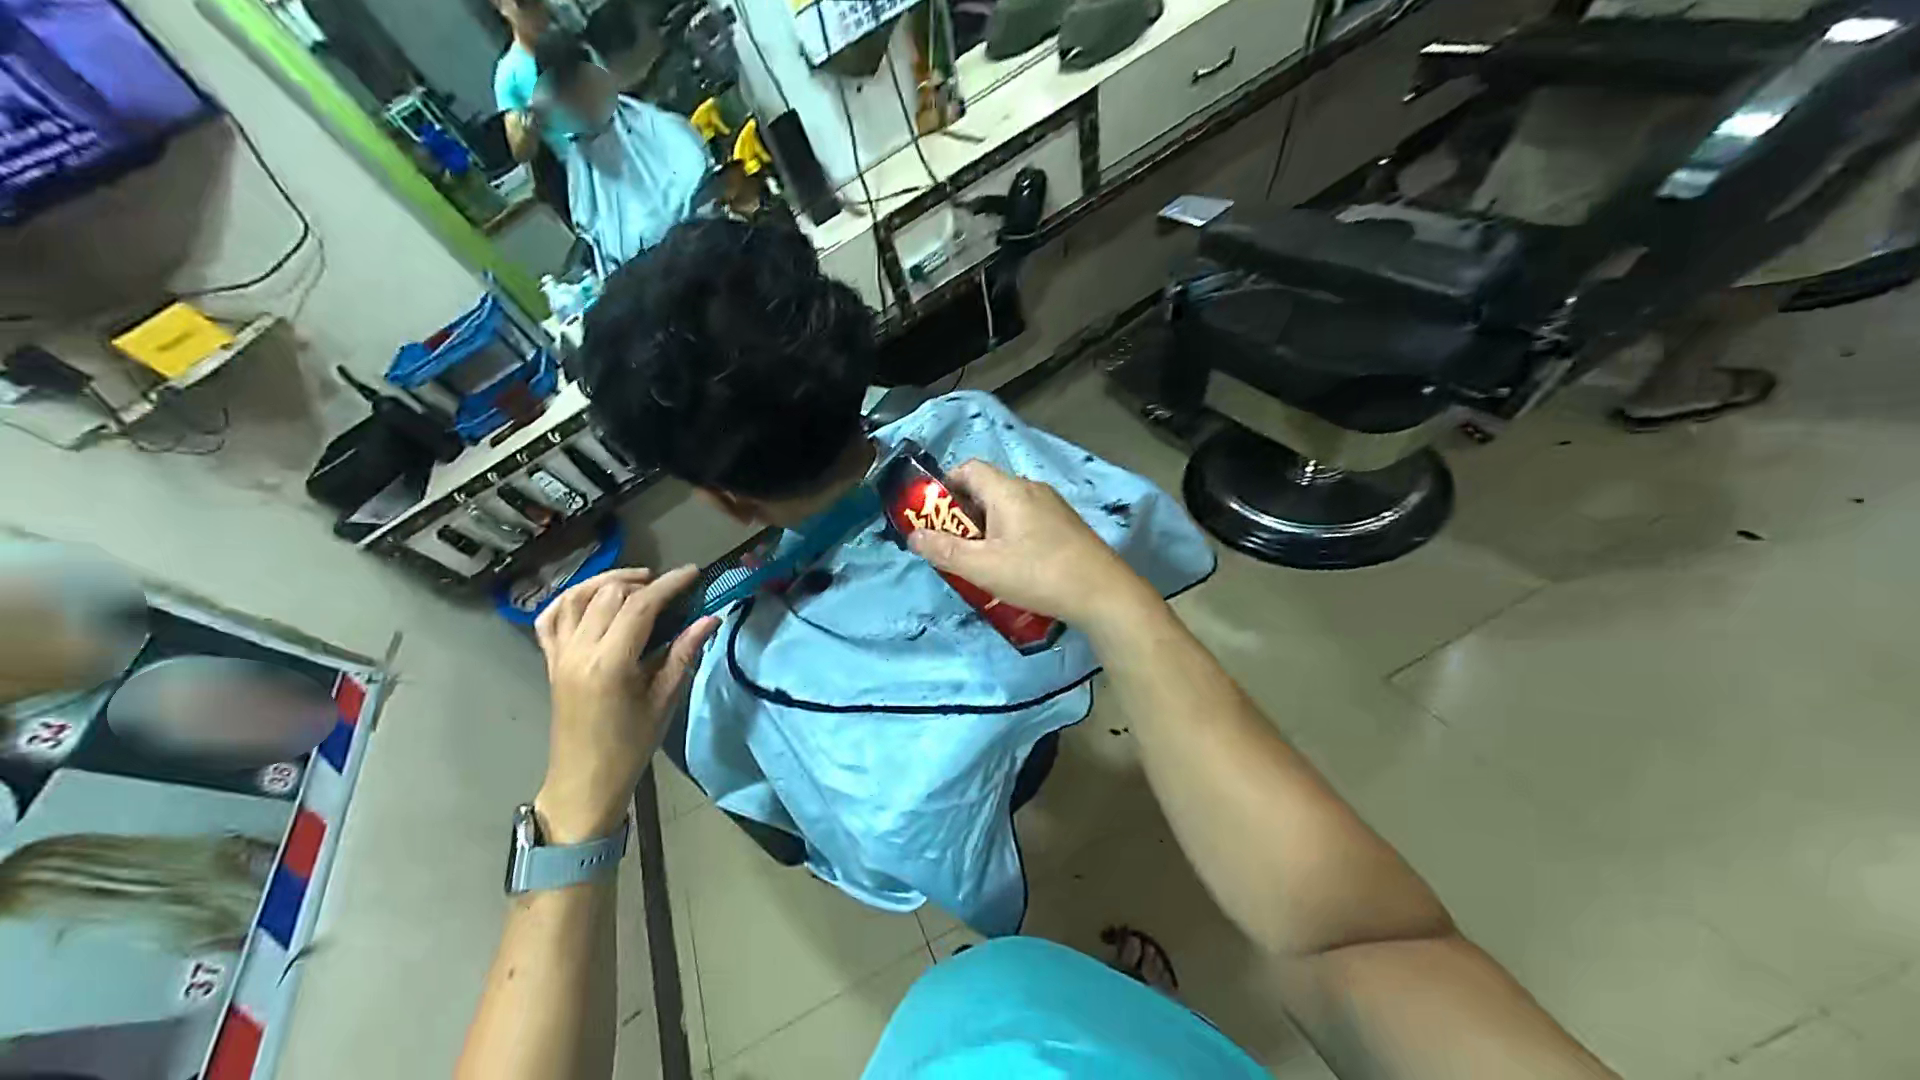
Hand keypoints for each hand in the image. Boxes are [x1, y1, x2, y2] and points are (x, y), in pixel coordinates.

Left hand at [532, 567, 718, 843]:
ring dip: (607, 581)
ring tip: (637, 581)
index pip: (640, 606)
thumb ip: (684, 654)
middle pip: (608, 595)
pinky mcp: (550, 660)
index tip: (692, 573)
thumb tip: (710, 618)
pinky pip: (551, 617)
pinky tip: (593, 596)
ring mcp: (559, 654)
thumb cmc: (630, 746)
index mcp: (610, 663)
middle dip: (643, 583)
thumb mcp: (664, 700)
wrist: (584, 781)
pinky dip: (571, 598)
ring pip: (576, 597)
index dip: (669, 585)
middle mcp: (579, 651)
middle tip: (671, 589)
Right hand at [905, 460, 1156, 628]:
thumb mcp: (983, 568)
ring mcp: (1053, 505)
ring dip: (987, 526)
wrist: (1103, 593)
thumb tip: (913, 536)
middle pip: (987, 488)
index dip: (945, 487)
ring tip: (982, 560)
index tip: (934, 517)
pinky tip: (1015, 565)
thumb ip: (944, 551)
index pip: (968, 468)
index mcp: (1008, 490)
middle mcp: (1031, 488)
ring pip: (1007, 506)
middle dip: (964, 513)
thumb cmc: (1038, 574)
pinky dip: (1011, 533)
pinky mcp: (1066, 524)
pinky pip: (1027, 518)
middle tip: (954, 546)